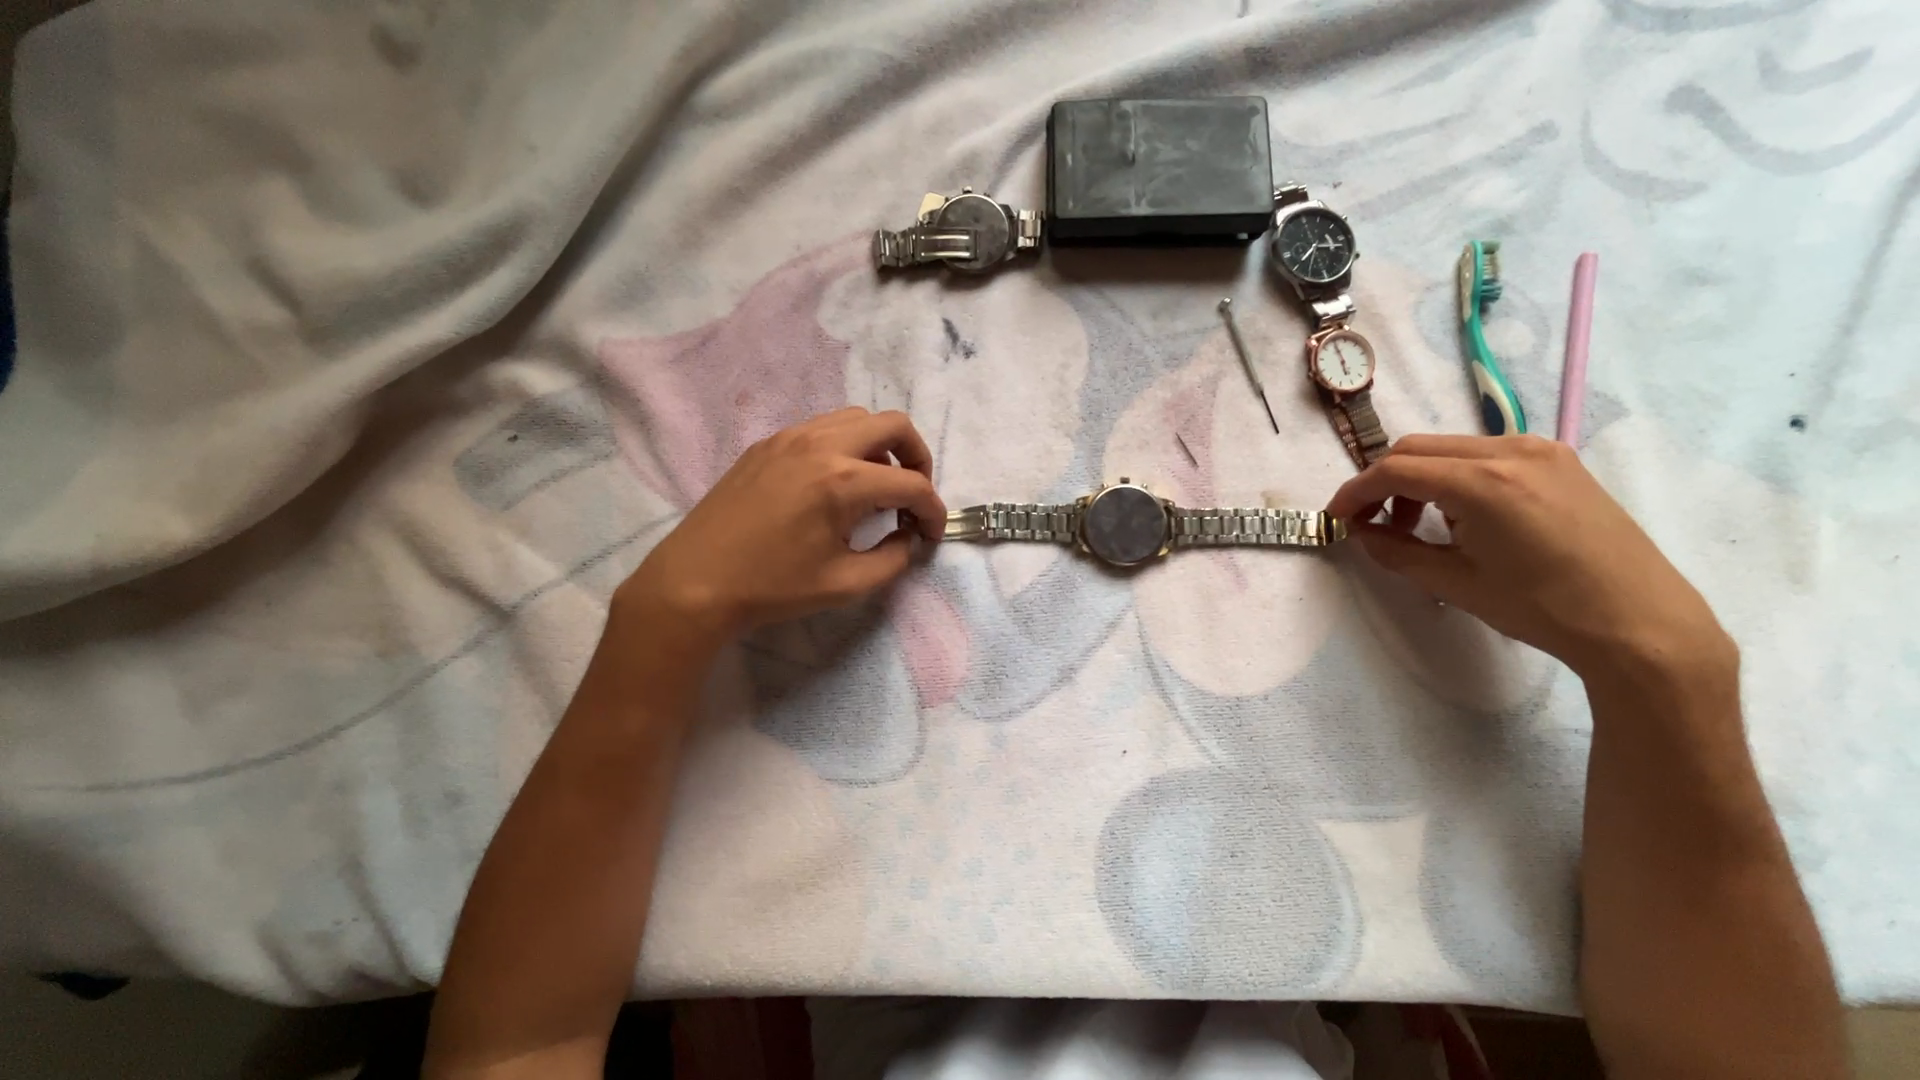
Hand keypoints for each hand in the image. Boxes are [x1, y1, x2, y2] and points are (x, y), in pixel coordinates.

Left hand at [615, 408, 945, 649]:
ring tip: (875, 490)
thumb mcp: (845, 585)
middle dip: (917, 458)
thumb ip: (893, 559)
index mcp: (843, 481)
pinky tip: (834, 486)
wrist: (695, 582)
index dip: (934, 511)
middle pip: (893, 425)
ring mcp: (789, 437)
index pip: (911, 483)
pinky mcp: (766, 444)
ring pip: (856, 419)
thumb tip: (906, 537)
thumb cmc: (772, 588)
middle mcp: (820, 445)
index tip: (932, 534)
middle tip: (912, 497)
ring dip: (880, 448)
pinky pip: (821, 429)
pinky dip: (845, 447)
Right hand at [1326, 435, 1728, 678]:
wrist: (1639, 622)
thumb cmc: (1543, 608)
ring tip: (1419, 526)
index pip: (1395, 469)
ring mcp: (1541, 450)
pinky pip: (1487, 455)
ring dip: (1420, 479)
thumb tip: (1360, 535)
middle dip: (1384, 482)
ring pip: (1452, 448)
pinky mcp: (1560, 461)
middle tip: (1371, 524)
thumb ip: (1396, 552)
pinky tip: (1462, 518)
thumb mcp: (1456, 584)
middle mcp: (1511, 450)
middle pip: (1419, 448)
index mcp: (1483, 481)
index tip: (1336, 518)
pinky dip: (1457, 477)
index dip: (1355, 492)